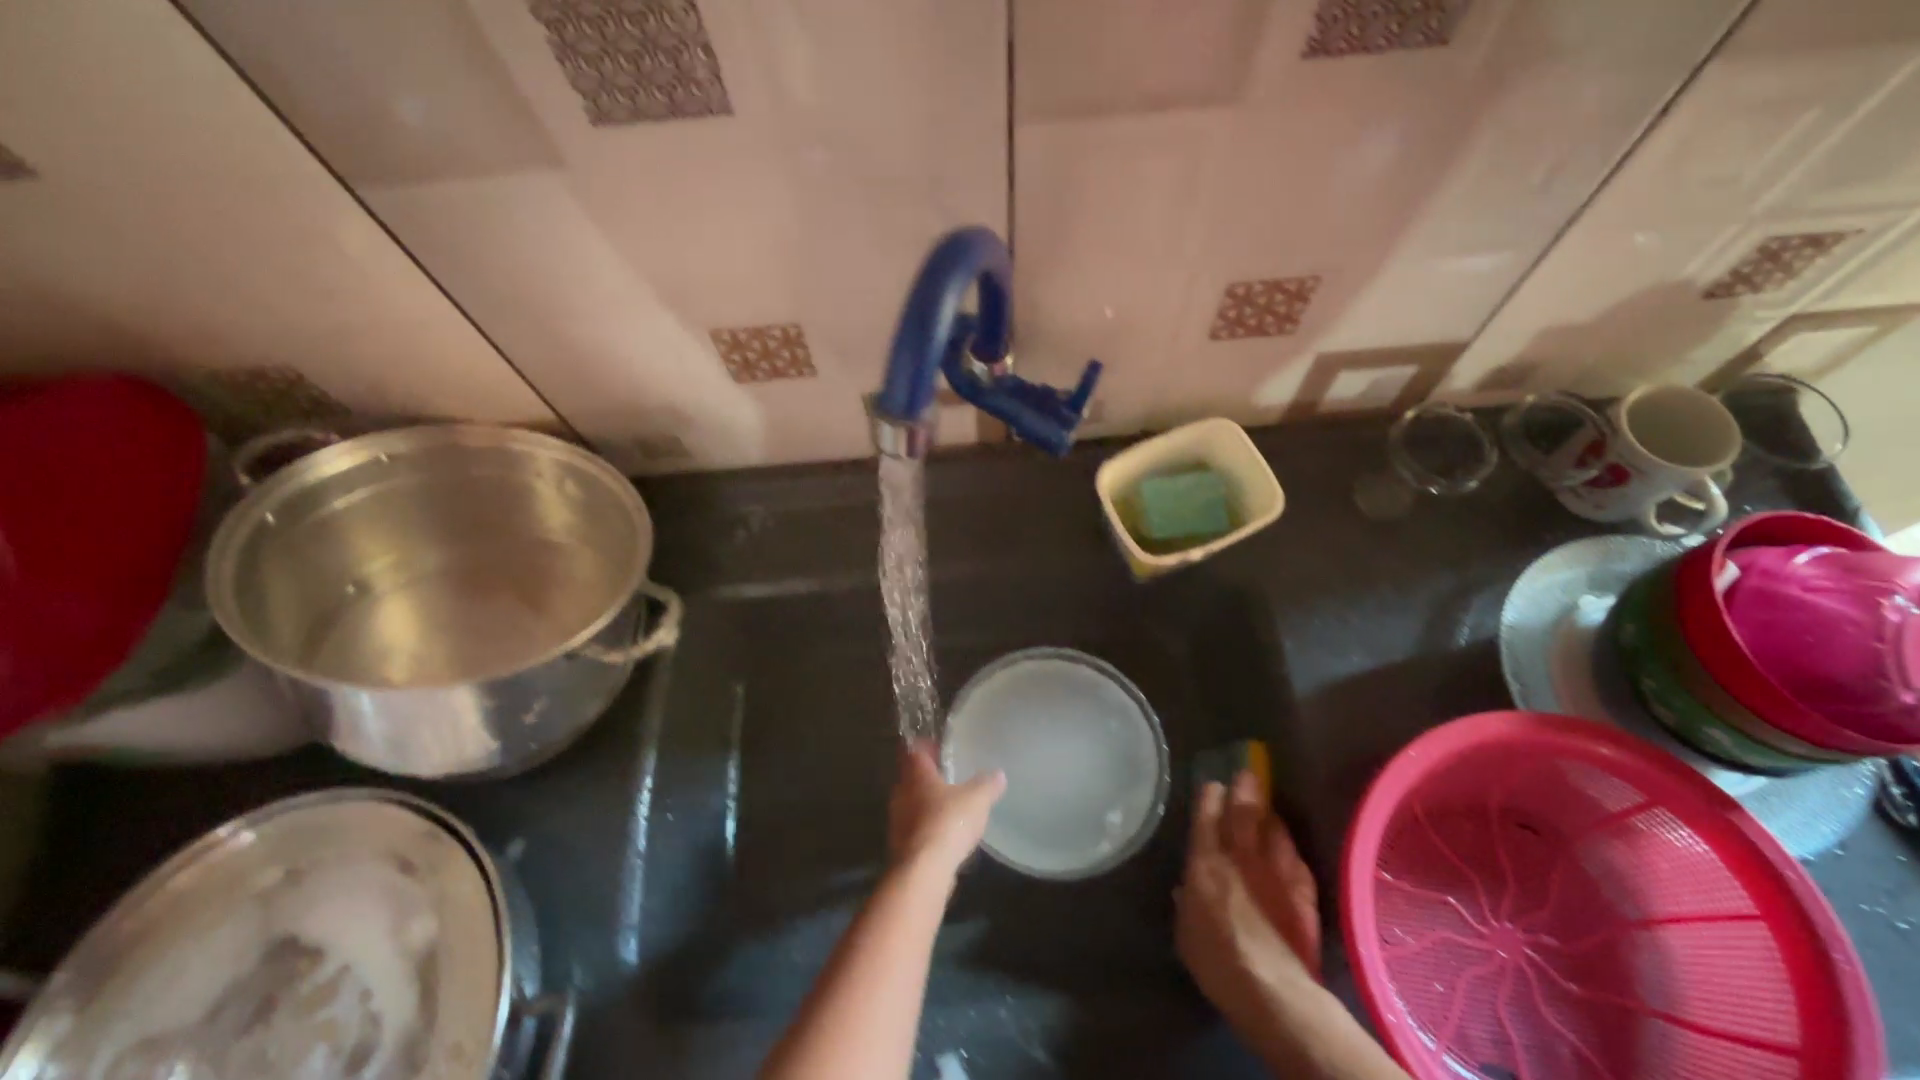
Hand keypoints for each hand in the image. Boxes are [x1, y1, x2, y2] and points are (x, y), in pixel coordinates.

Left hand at [888, 740, 1005, 878]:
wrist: (923, 870)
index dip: (926, 747)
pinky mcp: (901, 846)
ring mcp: (898, 822)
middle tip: (948, 777)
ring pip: (912, 805)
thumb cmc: (948, 822)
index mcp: (916, 775)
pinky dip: (929, 829)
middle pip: (911, 778)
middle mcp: (901, 794)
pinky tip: (946, 836)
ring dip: (927, 804)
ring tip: (950, 807)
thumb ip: (987, 785)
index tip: (938, 747)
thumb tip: (998, 774)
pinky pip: (916, 830)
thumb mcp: (977, 799)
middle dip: (928, 777)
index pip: (914, 751)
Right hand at [1176, 774, 1320, 1025]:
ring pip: (1272, 828)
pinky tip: (1286, 838)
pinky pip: (1294, 853)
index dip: (1209, 799)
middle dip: (1244, 790)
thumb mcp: (1186, 934)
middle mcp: (1240, 858)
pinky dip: (1287, 841)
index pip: (1206, 821)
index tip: (1212, 783)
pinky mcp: (1302, 887)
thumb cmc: (1216, 963)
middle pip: (1243, 813)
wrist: (1271, 988)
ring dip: (1268, 811)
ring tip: (1266, 801)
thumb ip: (1186, 905)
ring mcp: (1275, 869)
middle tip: (1246, 772)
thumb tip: (1184, 888)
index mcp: (1205, 866)